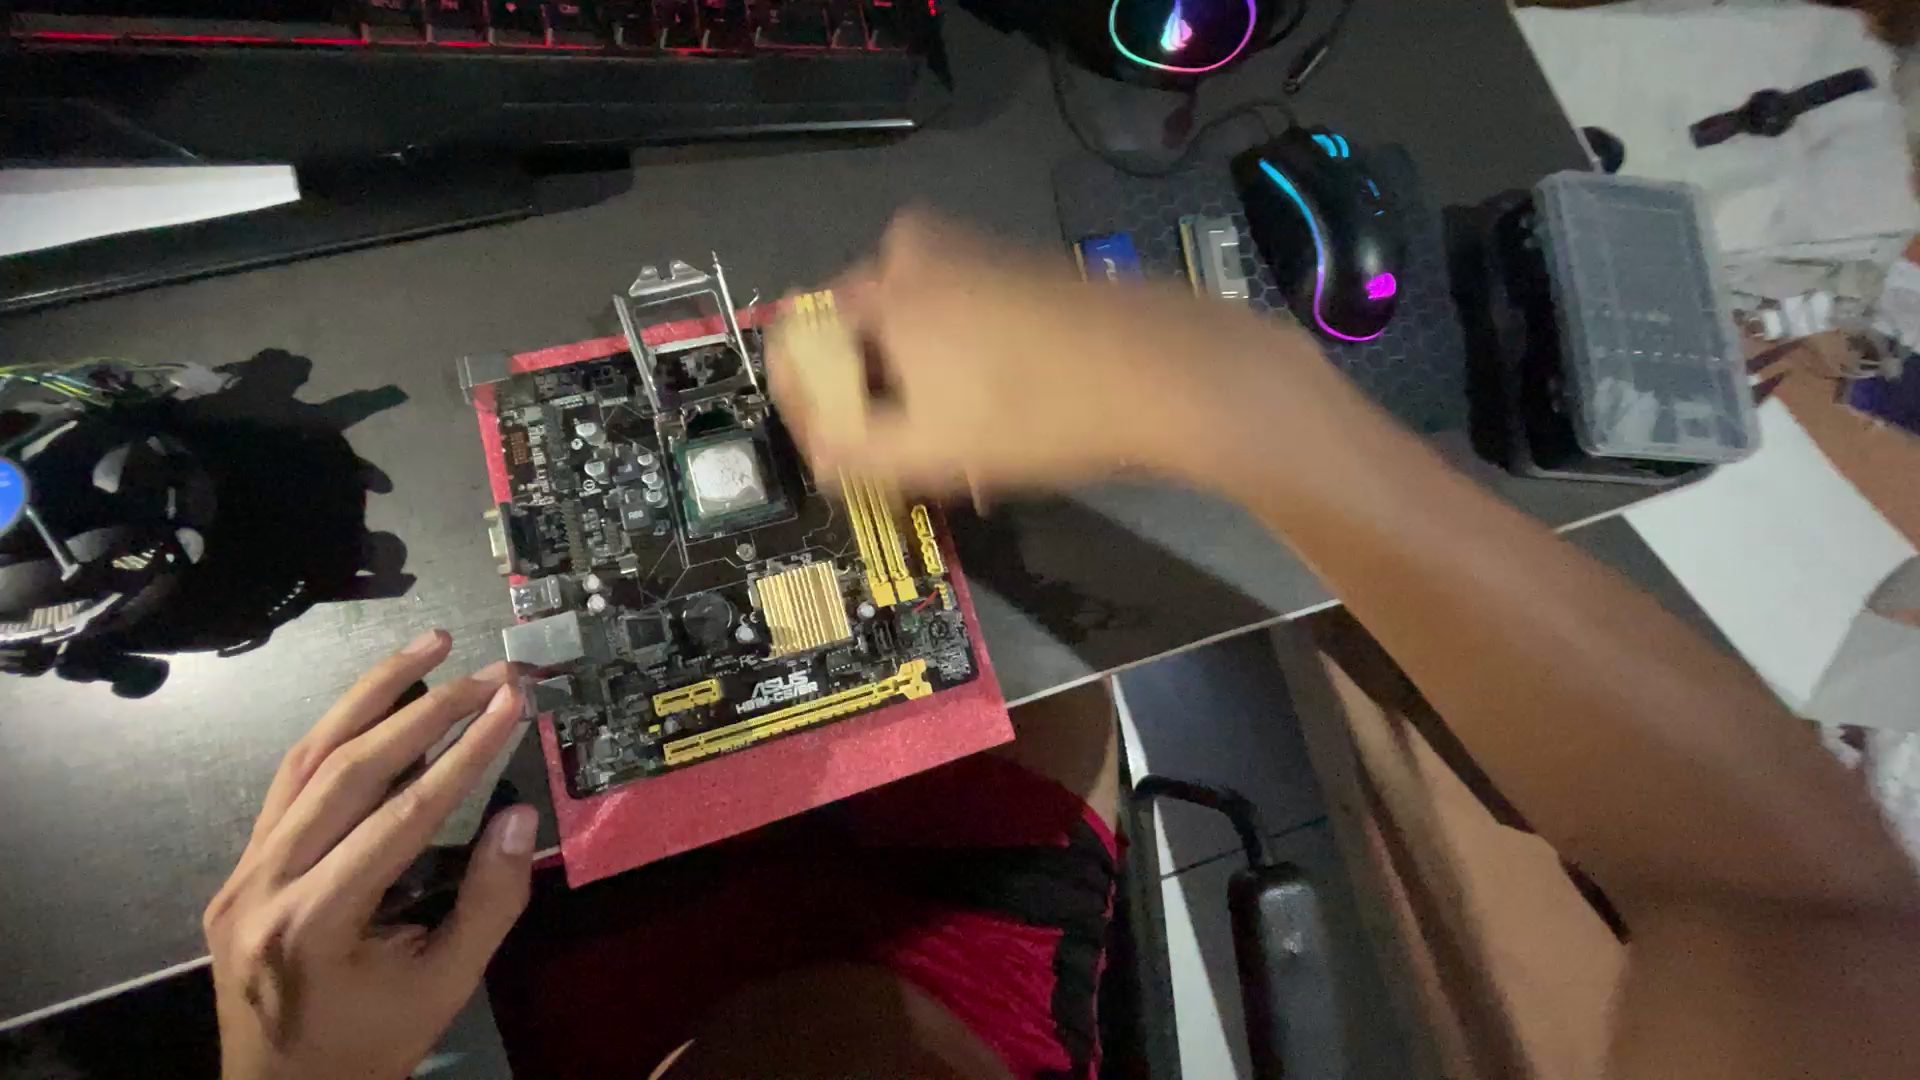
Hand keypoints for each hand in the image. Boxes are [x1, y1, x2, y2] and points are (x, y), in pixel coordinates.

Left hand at [203, 630, 536, 1079]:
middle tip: (491, 670)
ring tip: (431, 644)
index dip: (467, 751)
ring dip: (376, 692)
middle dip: (431, 707)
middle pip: (351, 769)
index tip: (512, 703)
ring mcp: (246, 868)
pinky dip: (345, 725)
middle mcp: (263, 884)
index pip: (405, 813)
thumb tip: (518, 813)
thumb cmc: (374, 1038)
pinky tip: (383, 696)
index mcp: (313, 921)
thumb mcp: (449, 980)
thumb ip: (490, 898)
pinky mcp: (248, 861)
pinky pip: (295, 776)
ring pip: (310, 756)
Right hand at [766, 208, 1321, 495]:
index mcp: (882, 288)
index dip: (810, 406)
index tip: (838, 452)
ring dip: (914, 387)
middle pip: (855, 337)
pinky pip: (953, 315)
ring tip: (955, 444)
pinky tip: (993, 408)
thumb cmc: (1037, 414)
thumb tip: (818, 450)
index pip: (801, 342)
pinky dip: (954, 362)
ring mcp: (972, 250)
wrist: (1165, 371)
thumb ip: (851, 454)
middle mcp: (916, 251)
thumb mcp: (930, 452)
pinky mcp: (1013, 265)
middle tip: (904, 455)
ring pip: (907, 329)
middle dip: (868, 399)